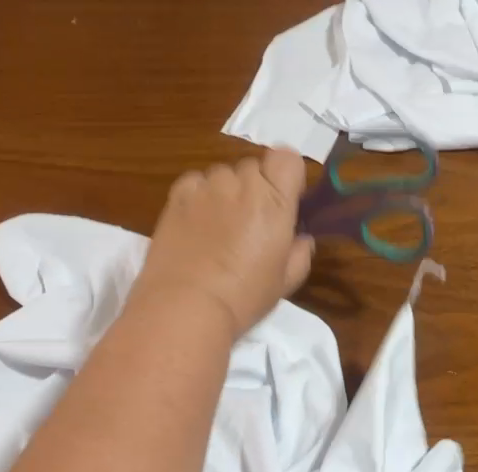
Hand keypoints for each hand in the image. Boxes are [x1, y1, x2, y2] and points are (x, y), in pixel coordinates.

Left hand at [132, 146, 315, 338]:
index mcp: (274, 200)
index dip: (287, 177)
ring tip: (218, 231)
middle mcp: (241, 183)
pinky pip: (196, 184)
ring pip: (223, 176)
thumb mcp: (285, 283)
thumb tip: (300, 238)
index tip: (284, 202)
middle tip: (249, 227)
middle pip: (254, 168)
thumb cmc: (243, 298)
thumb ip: (300, 253)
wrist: (186, 306)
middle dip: (255, 190)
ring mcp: (207, 186)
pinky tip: (196, 228)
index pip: (287, 158)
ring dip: (226, 194)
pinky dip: (200, 198)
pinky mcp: (178, 194)